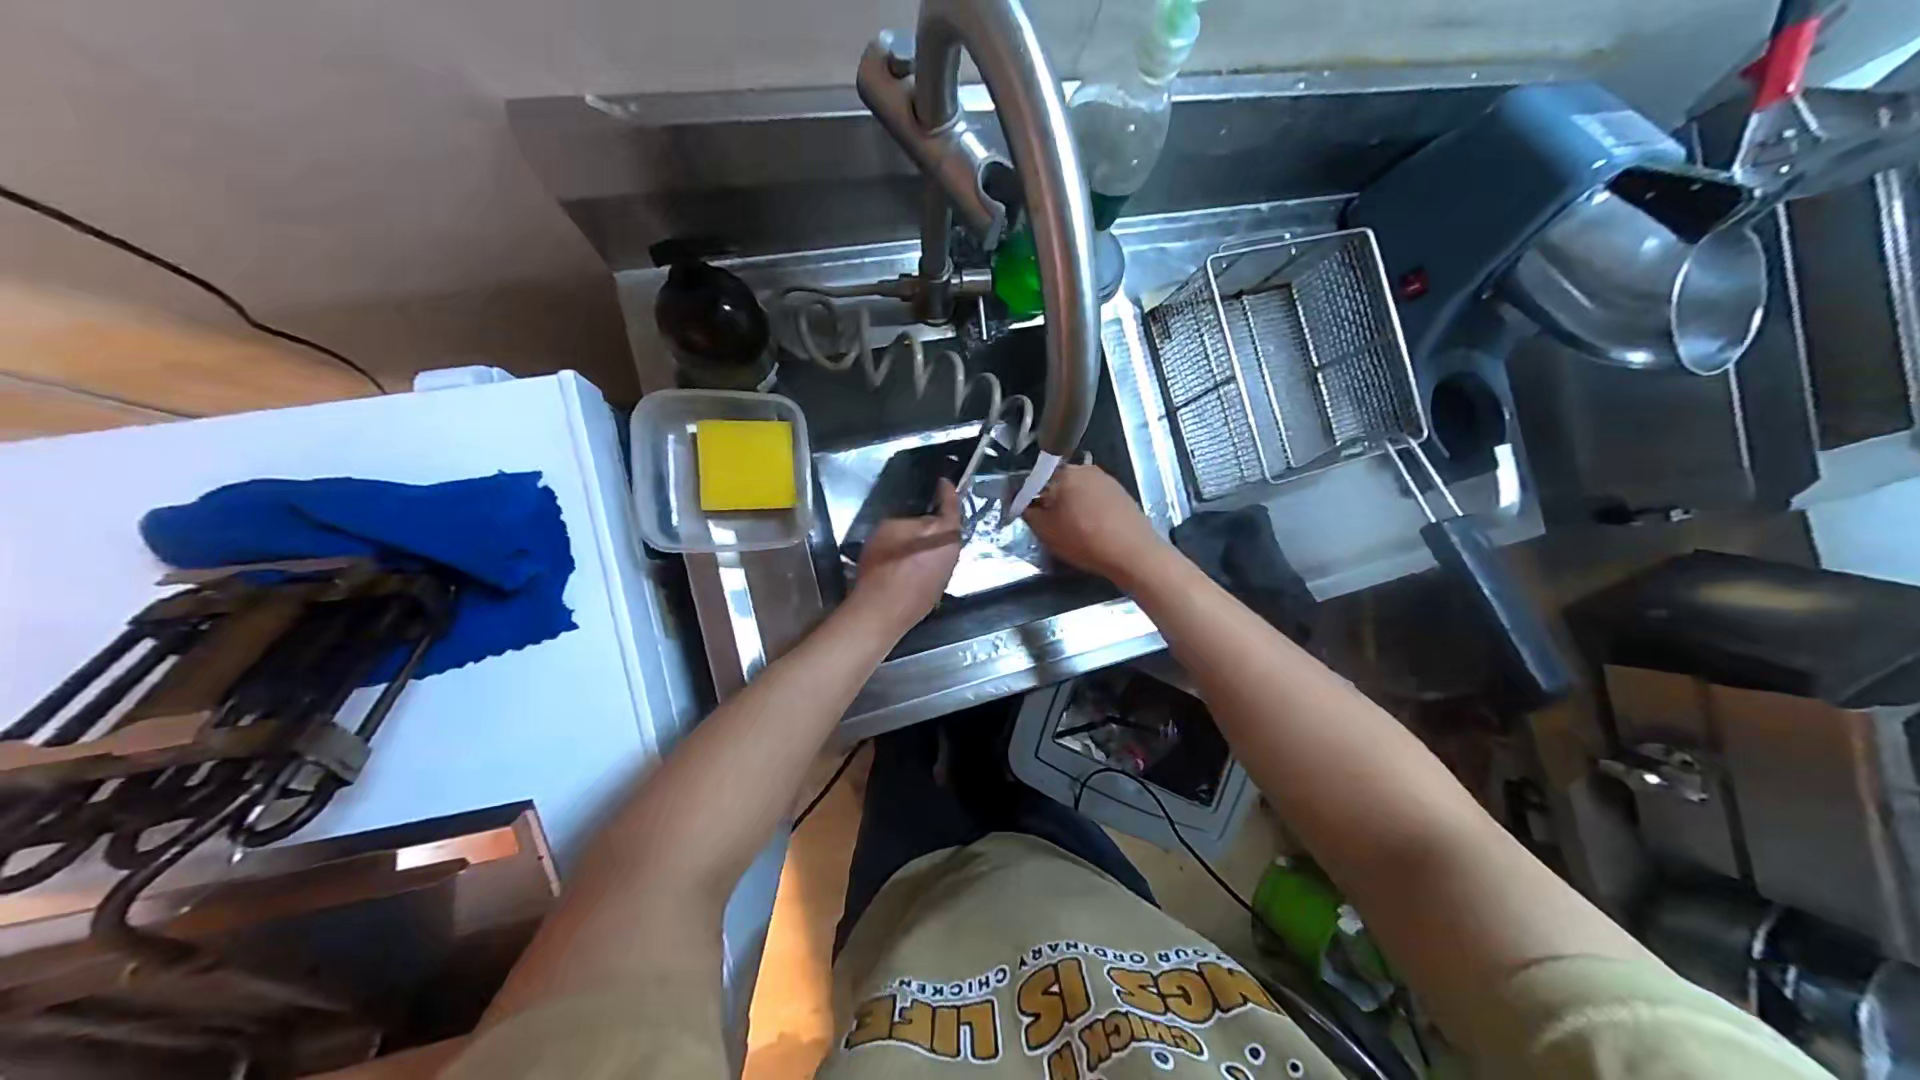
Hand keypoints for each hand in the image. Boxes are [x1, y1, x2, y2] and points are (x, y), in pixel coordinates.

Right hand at [849, 479, 962, 632]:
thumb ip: (910, 520)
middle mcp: (955, 553)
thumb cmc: (887, 564)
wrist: (882, 611)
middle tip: (923, 510)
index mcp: (948, 533)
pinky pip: (932, 567)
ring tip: (913, 537)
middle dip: (938, 520)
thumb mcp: (891, 527)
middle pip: (948, 530)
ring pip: (941, 550)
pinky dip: (924, 561)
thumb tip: (918, 523)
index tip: (943, 482)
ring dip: (931, 542)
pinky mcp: (936, 592)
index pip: (951, 503)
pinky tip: (909, 562)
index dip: (946, 490)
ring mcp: (947, 575)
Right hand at [1022, 464, 1168, 581]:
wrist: (1133, 552)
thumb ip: (1028, 512)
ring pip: (1077, 490)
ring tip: (1073, 528)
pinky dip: (1089, 509)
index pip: (1034, 480)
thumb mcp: (1045, 531)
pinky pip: (1095, 497)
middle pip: (1057, 482)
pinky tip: (1092, 528)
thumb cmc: (1084, 540)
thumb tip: (1023, 503)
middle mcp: (1085, 468)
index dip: (1027, 498)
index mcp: (1063, 472)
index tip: (1028, 515)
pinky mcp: (1120, 492)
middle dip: (1051, 500)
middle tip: (1050, 524)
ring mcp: (1106, 478)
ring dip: (1071, 504)